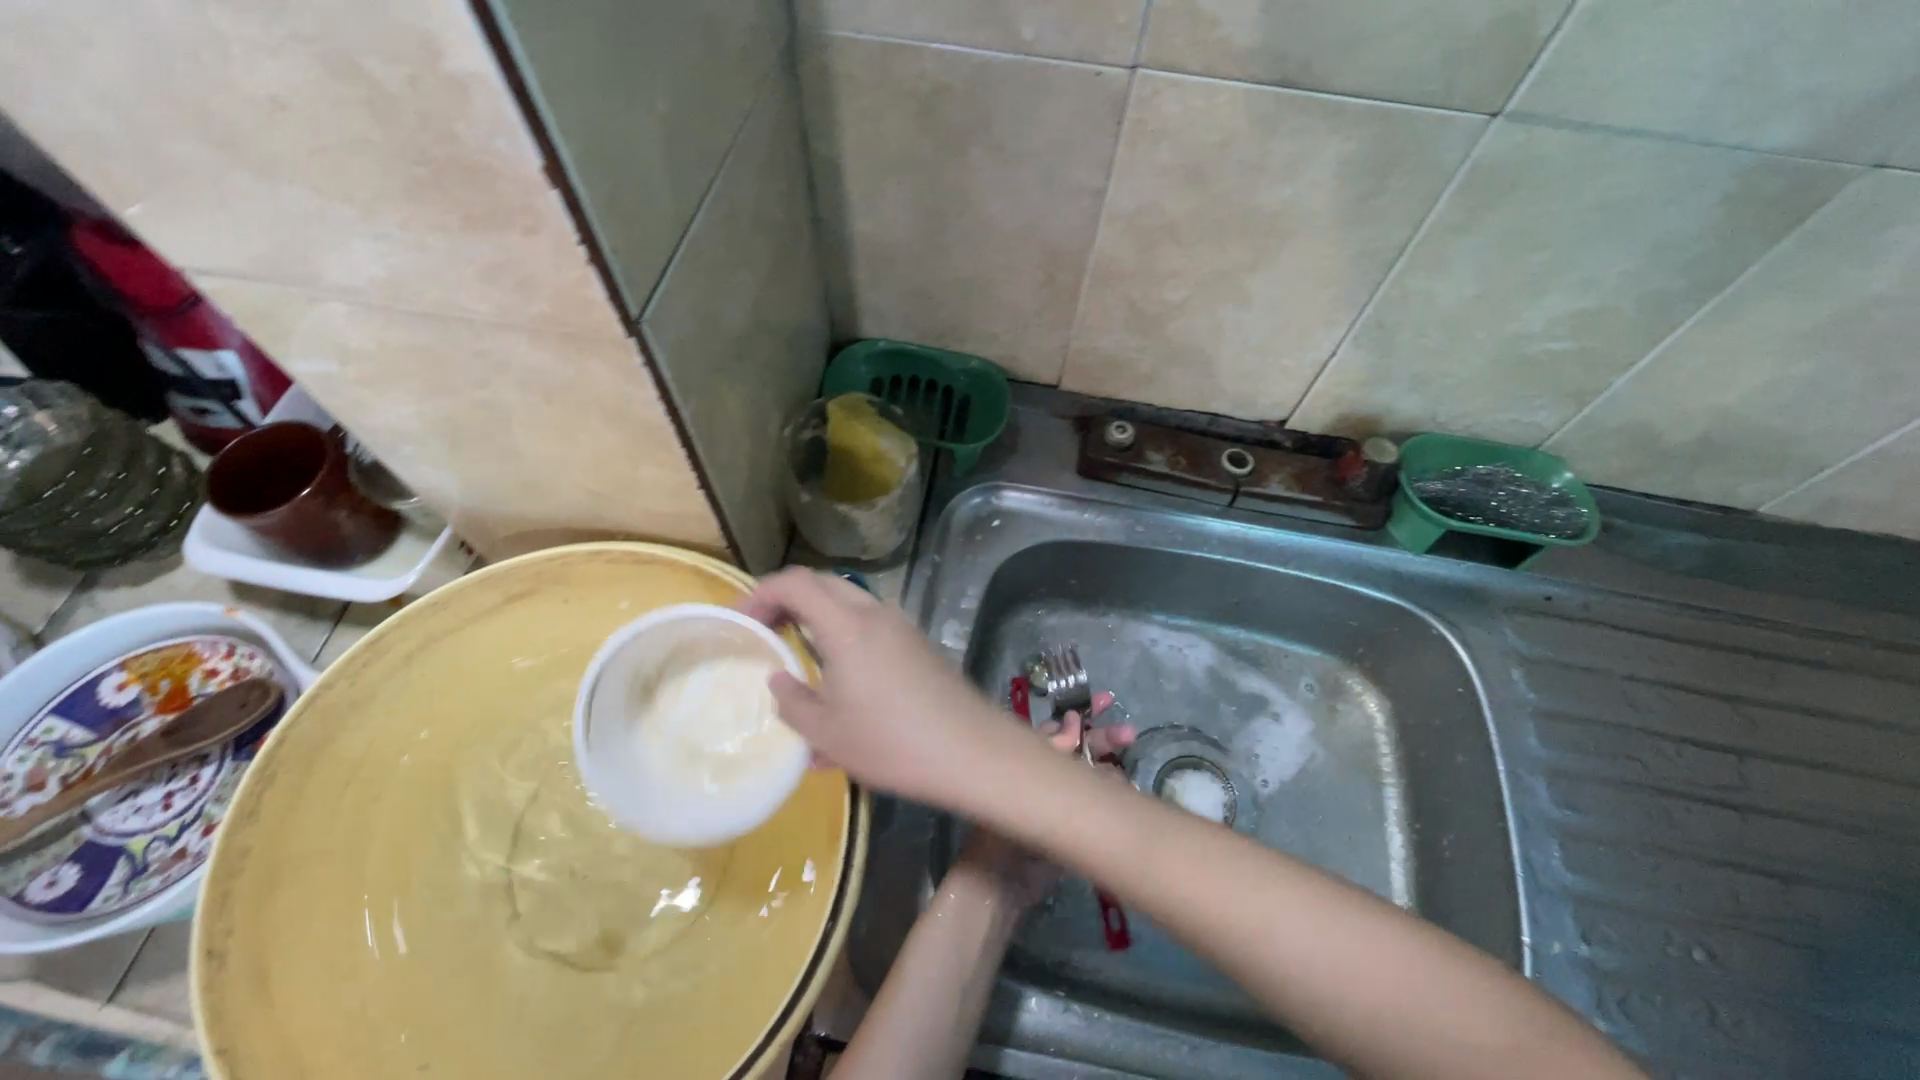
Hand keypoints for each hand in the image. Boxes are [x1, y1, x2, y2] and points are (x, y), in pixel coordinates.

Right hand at [740, 568, 1008, 804]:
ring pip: (850, 607)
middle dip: (787, 602)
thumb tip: (779, 680)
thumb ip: (792, 702)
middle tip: (764, 633)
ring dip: (818, 621)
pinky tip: (840, 687)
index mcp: (847, 626)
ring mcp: (903, 628)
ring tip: (798, 661)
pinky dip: (845, 641)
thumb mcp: (827, 734)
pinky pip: (872, 630)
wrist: (974, 753)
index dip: (761, 593)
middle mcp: (876, 615)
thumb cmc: (893, 743)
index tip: (741, 621)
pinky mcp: (920, 647)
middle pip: (823, 586)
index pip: (796, 582)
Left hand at [956, 694, 1134, 908]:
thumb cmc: (1004, 823)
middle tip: (1129, 734)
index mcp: (1030, 758)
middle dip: (1104, 738)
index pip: (1061, 728)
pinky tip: (1124, 791)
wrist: (1003, 880)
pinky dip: (1113, 794)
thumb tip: (1074, 723)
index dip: (1082, 713)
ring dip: (1111, 767)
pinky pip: (1099, 801)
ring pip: (1093, 773)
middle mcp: (1048, 773)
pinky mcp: (1076, 823)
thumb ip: (1050, 750)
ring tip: (1126, 770)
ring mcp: (1064, 799)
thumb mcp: (1026, 777)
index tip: (1106, 700)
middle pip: (1082, 748)